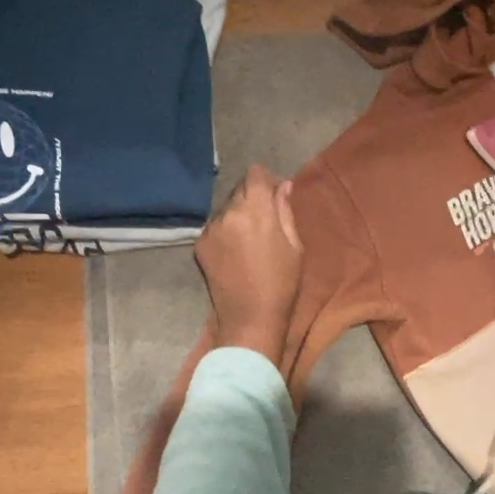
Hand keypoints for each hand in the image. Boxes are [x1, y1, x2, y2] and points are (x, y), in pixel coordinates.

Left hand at [196, 165, 303, 363]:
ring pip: (226, 209)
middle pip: (239, 189)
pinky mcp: (200, 245)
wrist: (250, 320)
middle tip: (265, 223)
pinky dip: (225, 233)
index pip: (255, 173)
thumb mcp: (294, 247)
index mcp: (256, 210)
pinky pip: (215, 228)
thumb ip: (285, 211)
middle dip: (252, 198)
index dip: (266, 181)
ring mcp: (211, 229)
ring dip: (237, 216)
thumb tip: (283, 186)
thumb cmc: (282, 285)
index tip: (275, 196)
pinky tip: (235, 254)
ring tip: (249, 242)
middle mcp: (228, 212)